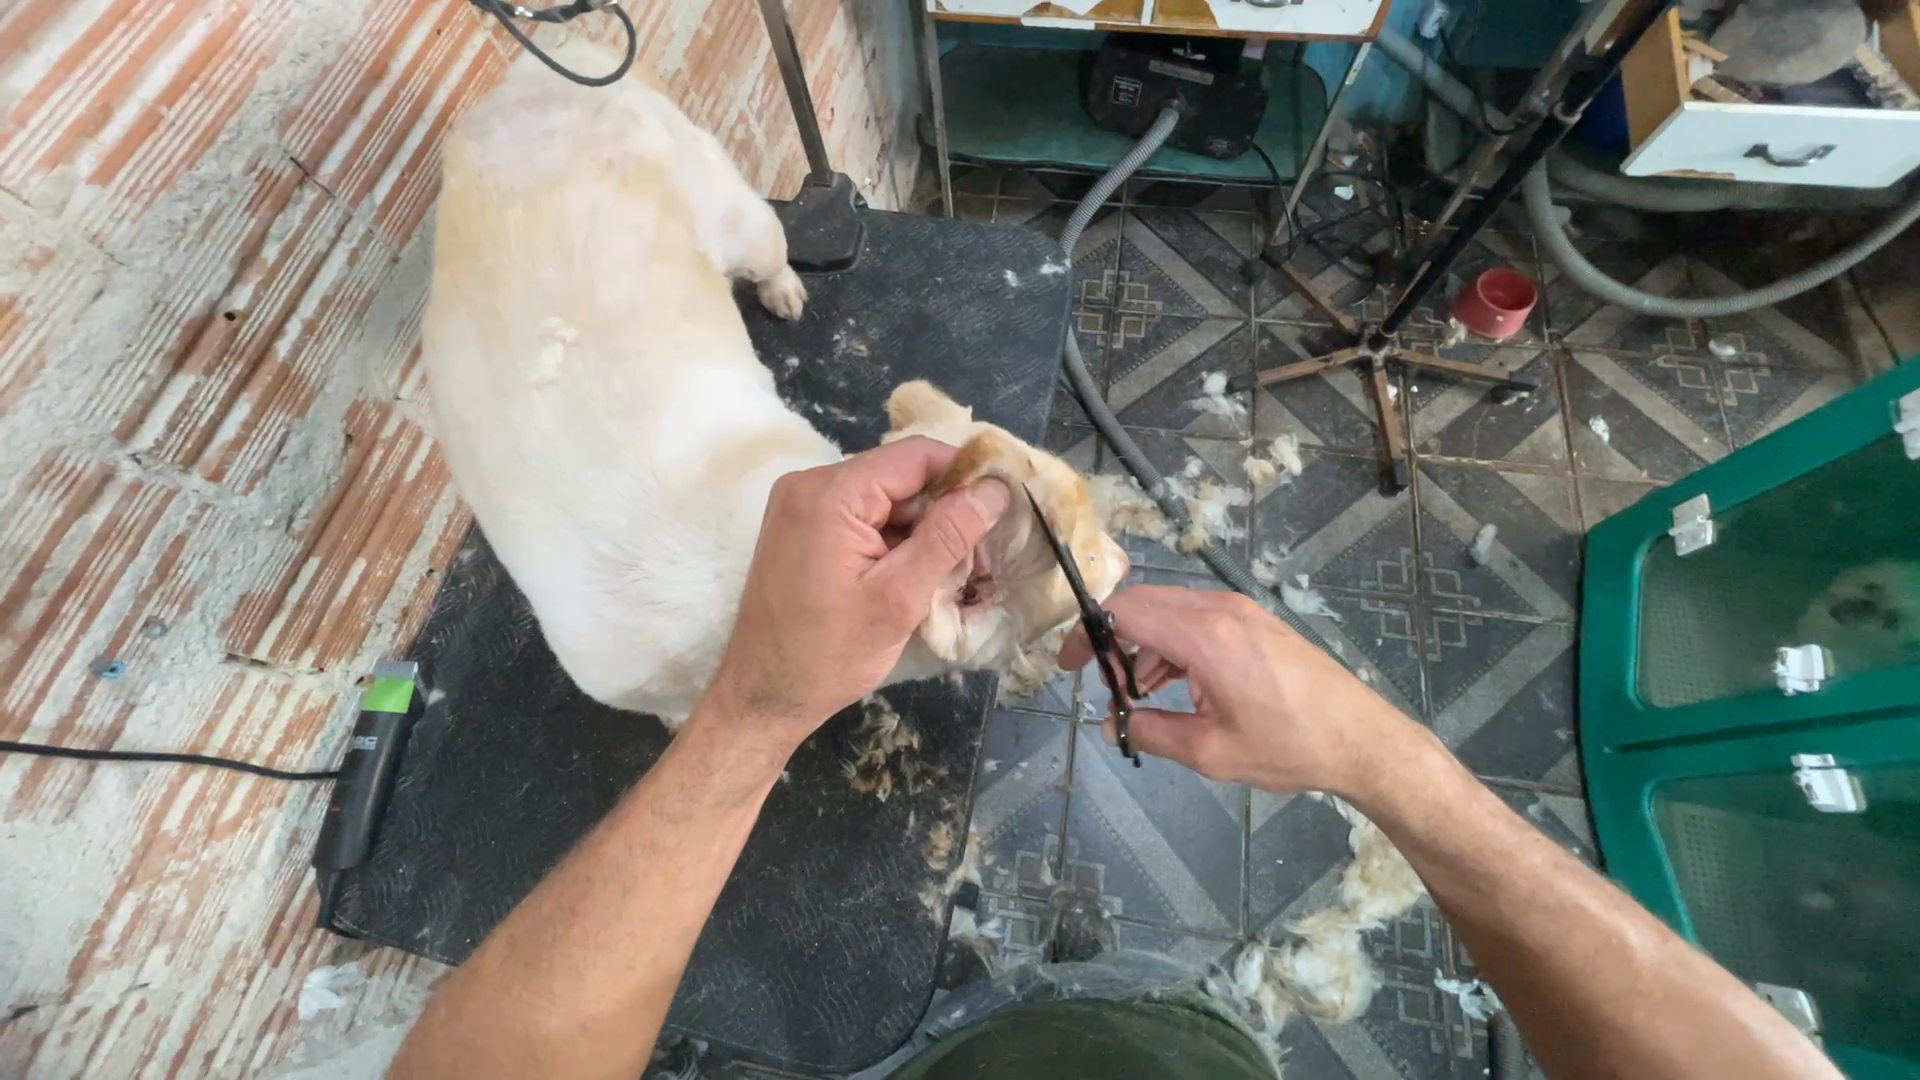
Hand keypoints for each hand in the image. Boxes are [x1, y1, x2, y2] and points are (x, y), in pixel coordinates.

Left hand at [701, 436, 1010, 755]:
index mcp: (830, 493)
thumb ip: (949, 535)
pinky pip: (860, 517)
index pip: (915, 456)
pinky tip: (907, 577)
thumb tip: (996, 488)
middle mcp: (809, 484)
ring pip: (883, 499)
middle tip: (974, 557)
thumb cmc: (830, 653)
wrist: (763, 696)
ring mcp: (800, 505)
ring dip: (918, 531)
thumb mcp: (900, 596)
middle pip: (899, 477)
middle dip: (941, 511)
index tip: (1000, 506)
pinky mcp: (801, 527)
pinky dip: (890, 540)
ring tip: (945, 575)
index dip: (964, 475)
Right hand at [1060, 586, 1417, 795]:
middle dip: (1112, 638)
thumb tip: (1110, 727)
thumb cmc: (1288, 746)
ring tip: (1140, 691)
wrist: (1365, 739)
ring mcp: (1238, 609)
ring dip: (1142, 642)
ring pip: (1167, 608)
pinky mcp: (1252, 619)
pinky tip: (1175, 683)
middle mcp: (1218, 608)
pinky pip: (1194, 617)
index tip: (1070, 665)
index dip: (1088, 633)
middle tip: (1105, 683)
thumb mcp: (1210, 751)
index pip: (1124, 611)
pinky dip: (1171, 642)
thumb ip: (1150, 732)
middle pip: (1141, 602)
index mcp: (1204, 635)